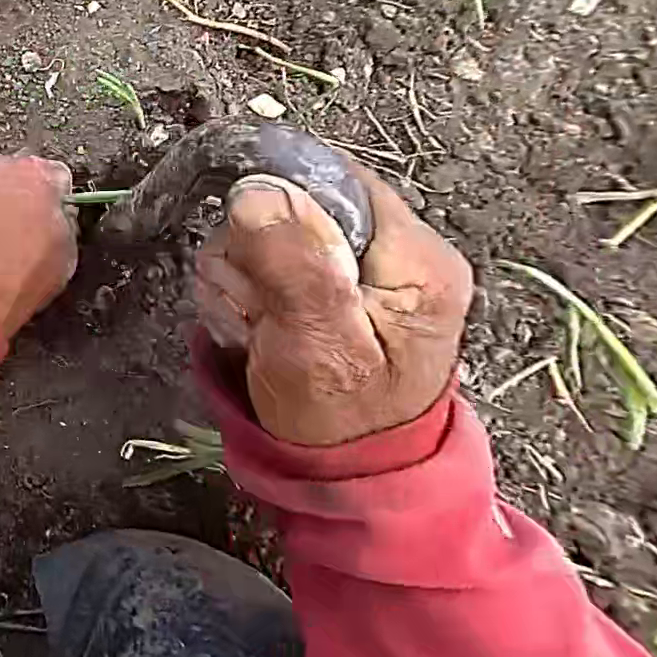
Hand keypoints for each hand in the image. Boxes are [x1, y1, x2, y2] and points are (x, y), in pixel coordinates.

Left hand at [0, 152, 78, 338]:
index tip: (52, 210)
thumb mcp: (67, 251)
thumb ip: (65, 218)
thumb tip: (59, 214)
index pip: (54, 172)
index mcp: (38, 174)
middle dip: (20, 192)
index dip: (55, 195)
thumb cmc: (20, 279)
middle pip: (15, 171)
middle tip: (22, 224)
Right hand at [194, 165, 472, 444]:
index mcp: (414, 257)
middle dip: (255, 254)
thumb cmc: (339, 420)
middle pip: (295, 205)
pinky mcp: (323, 284)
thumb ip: (293, 265)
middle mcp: (390, 251)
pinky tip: (251, 325)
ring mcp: (353, 268)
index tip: (255, 252)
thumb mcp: (318, 345)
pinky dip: (241, 291)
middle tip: (261, 310)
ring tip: (255, 325)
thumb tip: (256, 190)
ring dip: (242, 278)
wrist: (341, 477)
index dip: (282, 205)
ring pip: (266, 232)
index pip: (336, 180)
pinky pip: (259, 260)